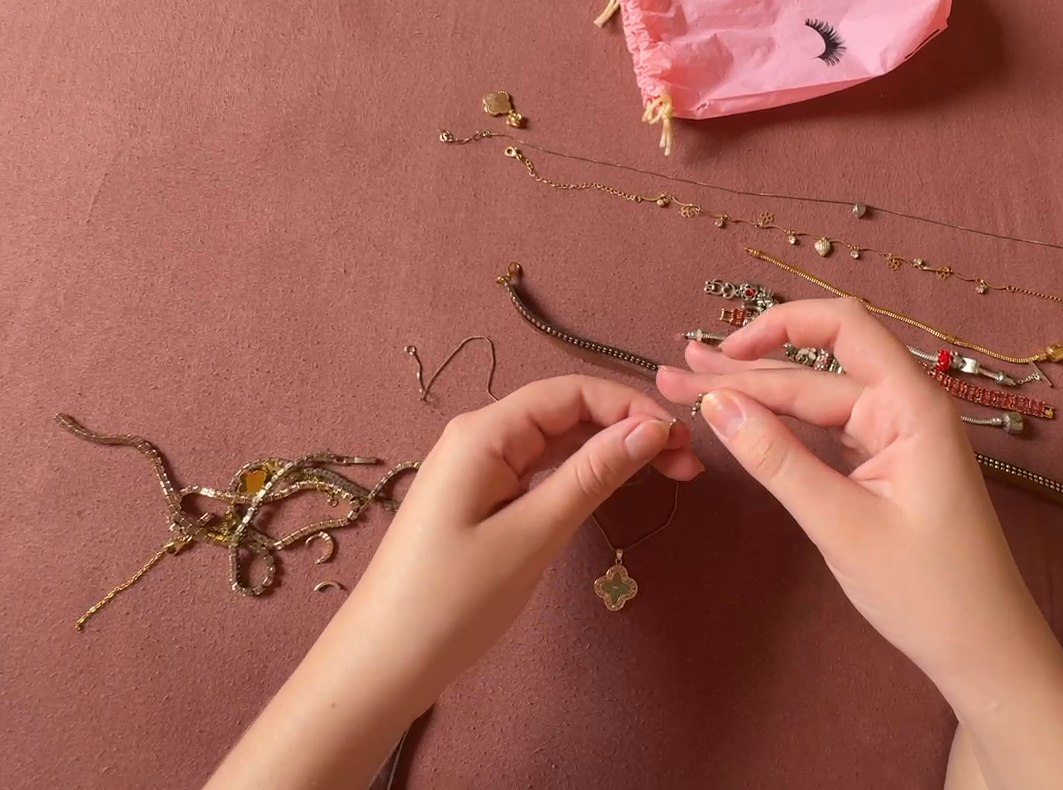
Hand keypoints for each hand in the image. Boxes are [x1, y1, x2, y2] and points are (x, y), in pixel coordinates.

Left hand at [206, 375, 701, 789]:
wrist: (377, 669)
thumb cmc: (450, 601)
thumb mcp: (531, 535)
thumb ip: (592, 475)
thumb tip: (651, 428)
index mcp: (485, 430)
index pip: (571, 392)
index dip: (630, 406)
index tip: (678, 439)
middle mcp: (482, 434)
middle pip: (568, 411)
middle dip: (628, 426)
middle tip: (685, 462)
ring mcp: (481, 464)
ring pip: (559, 439)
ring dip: (612, 449)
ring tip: (667, 471)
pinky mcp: (484, 493)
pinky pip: (542, 466)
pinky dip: (584, 471)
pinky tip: (616, 483)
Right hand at [655, 298, 1024, 700]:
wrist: (985, 653)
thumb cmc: (928, 592)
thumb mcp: (842, 524)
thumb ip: (776, 459)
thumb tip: (715, 404)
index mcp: (911, 405)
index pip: (843, 328)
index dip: (780, 325)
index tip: (724, 352)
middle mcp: (901, 406)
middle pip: (812, 370)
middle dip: (743, 371)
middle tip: (675, 372)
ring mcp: (888, 433)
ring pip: (810, 399)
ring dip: (751, 394)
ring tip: (687, 382)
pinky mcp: (877, 460)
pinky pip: (819, 429)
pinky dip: (775, 425)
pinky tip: (737, 416)